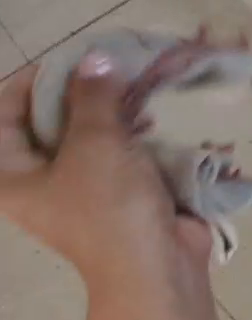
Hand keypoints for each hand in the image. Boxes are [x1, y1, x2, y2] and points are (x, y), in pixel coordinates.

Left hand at [0, 54, 211, 293]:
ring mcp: (82, 186)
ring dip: (123, 115)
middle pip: (52, 122)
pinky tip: (168, 130)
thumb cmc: (109, 206)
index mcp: (9, 172)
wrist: (154, 261)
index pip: (3, 113)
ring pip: (94, 136)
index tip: (78, 57)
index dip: (35, 80)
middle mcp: (37, 177)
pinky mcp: (122, 192)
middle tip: (123, 71)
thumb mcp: (98, 146)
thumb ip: (94, 101)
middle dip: (89, 95)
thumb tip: (95, 58)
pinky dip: (146, 139)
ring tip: (150, 97)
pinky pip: (126, 155)